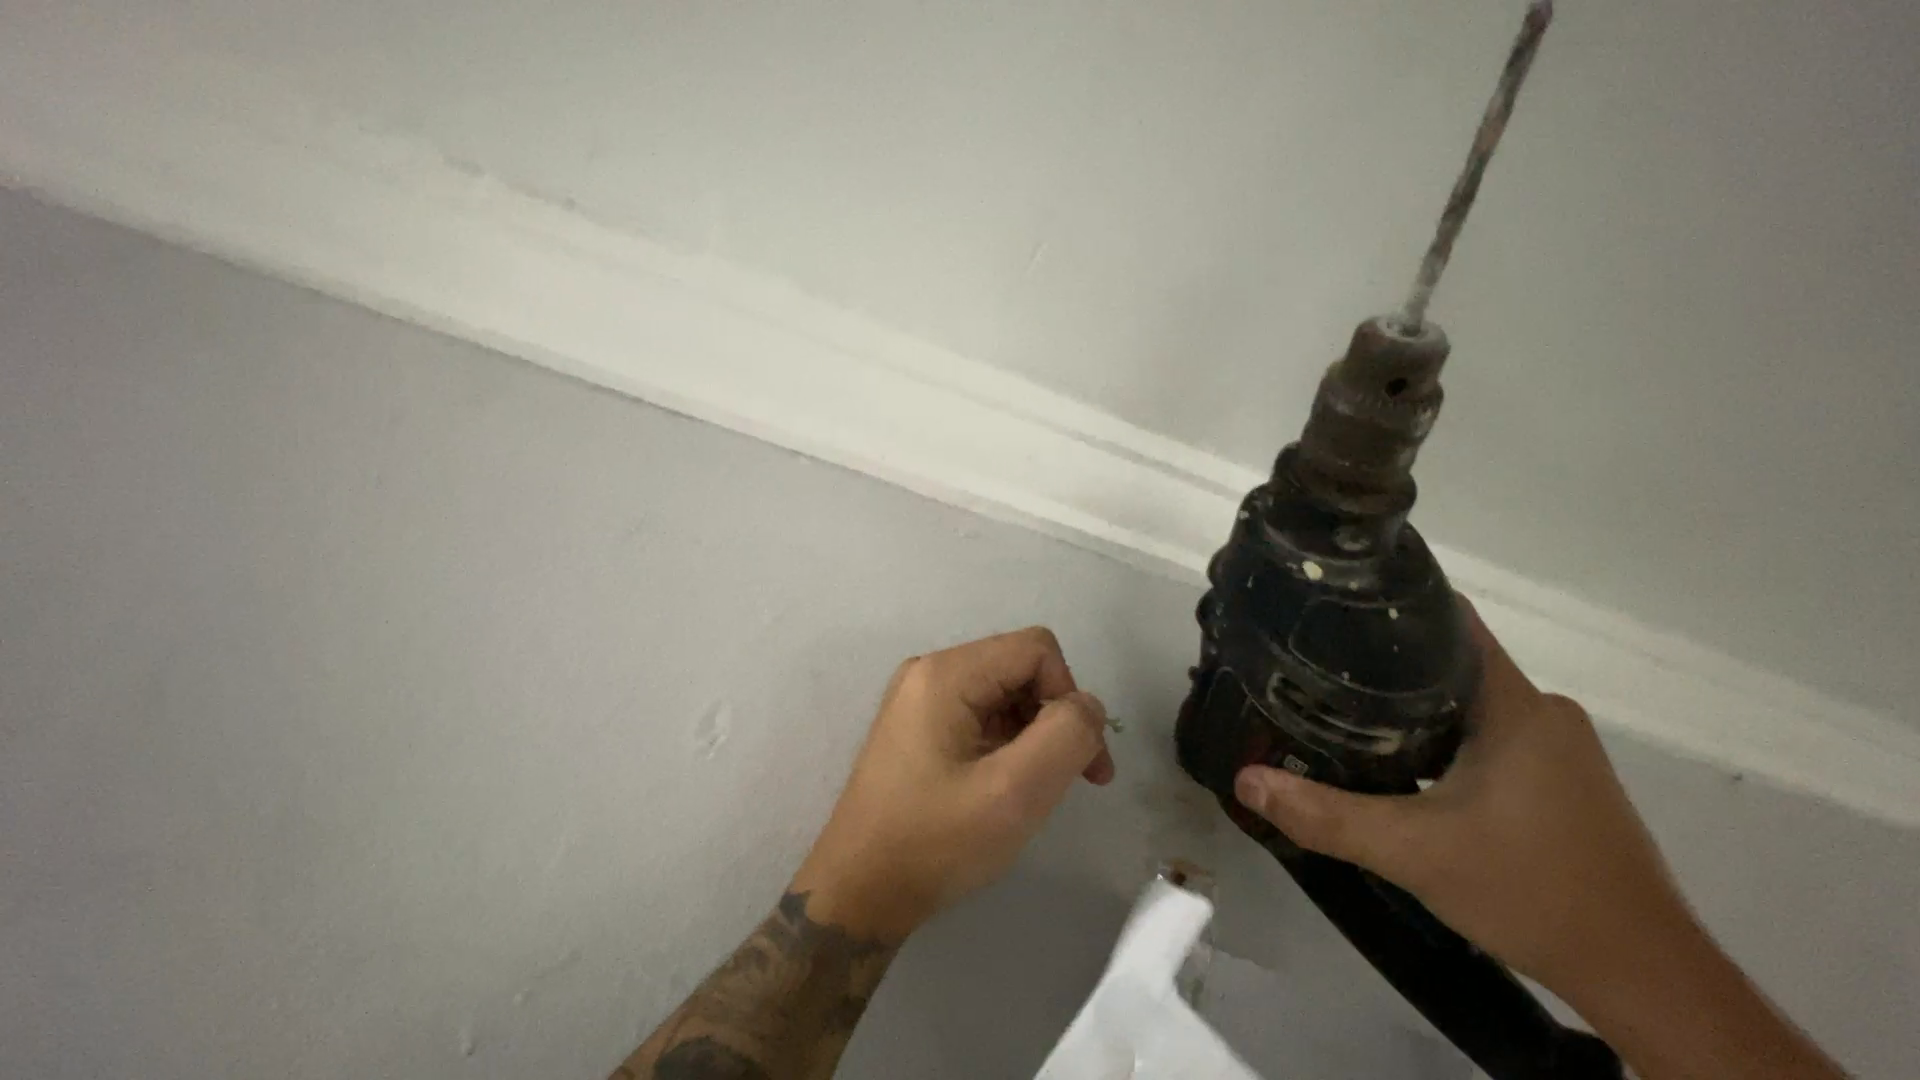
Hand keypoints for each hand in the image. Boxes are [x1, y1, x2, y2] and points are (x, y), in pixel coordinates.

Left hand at [790, 627, 1114, 942]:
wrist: (859, 892)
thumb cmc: (935, 842)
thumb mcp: (1014, 792)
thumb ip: (1066, 736)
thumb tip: (1087, 706)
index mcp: (945, 674)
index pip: (1036, 650)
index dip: (1069, 696)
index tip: (1080, 759)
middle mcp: (930, 674)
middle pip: (1020, 669)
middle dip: (1055, 718)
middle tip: (1074, 781)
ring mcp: (920, 701)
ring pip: (1005, 695)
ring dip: (1035, 737)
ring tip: (1036, 792)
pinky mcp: (919, 730)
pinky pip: (982, 717)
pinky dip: (1009, 747)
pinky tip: (1007, 790)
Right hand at [1231, 601, 1697, 994]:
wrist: (1642, 972)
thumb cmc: (1532, 891)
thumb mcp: (1413, 851)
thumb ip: (1325, 815)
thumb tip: (1245, 779)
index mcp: (1516, 705)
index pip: (1450, 623)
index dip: (1389, 610)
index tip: (1329, 614)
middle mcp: (1542, 712)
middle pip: (1451, 665)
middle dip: (1384, 668)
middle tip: (1316, 677)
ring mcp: (1559, 750)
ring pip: (1469, 707)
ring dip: (1412, 711)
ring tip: (1343, 721)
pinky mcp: (1563, 784)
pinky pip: (1490, 739)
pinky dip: (1443, 743)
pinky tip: (1402, 771)